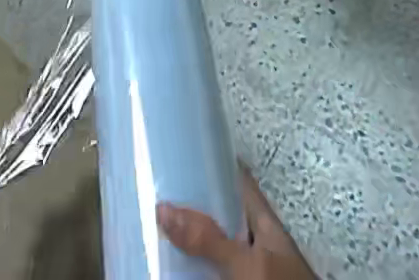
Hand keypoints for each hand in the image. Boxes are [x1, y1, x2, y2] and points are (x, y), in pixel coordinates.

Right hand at [158, 169, 316, 279]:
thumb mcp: (247, 265)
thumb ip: (208, 239)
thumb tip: (163, 207)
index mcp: (263, 221)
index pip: (235, 178)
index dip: (210, 162)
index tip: (179, 150)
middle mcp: (255, 241)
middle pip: (219, 213)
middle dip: (190, 205)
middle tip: (155, 193)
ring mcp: (251, 269)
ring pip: (214, 247)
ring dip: (189, 241)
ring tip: (155, 229)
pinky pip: (213, 272)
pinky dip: (194, 270)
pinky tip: (172, 270)